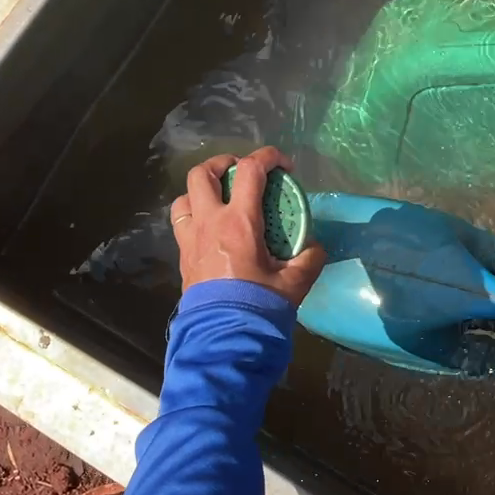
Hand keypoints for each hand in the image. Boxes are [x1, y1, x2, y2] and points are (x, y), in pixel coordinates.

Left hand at [170, 147, 327, 308]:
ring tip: (220, 199)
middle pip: (202, 173)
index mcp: (239, 222)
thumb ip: (309, 258)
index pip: (250, 170)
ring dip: (202, 190)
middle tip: (241, 172)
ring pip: (184, 197)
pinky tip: (211, 228)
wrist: (225, 337)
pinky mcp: (183, 256)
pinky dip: (194, 215)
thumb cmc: (260, 305)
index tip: (284, 165)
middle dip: (223, 164)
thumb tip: (314, 246)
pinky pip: (180, 223)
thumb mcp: (295, 281)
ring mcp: (191, 239)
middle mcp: (209, 222)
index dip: (268, 157)